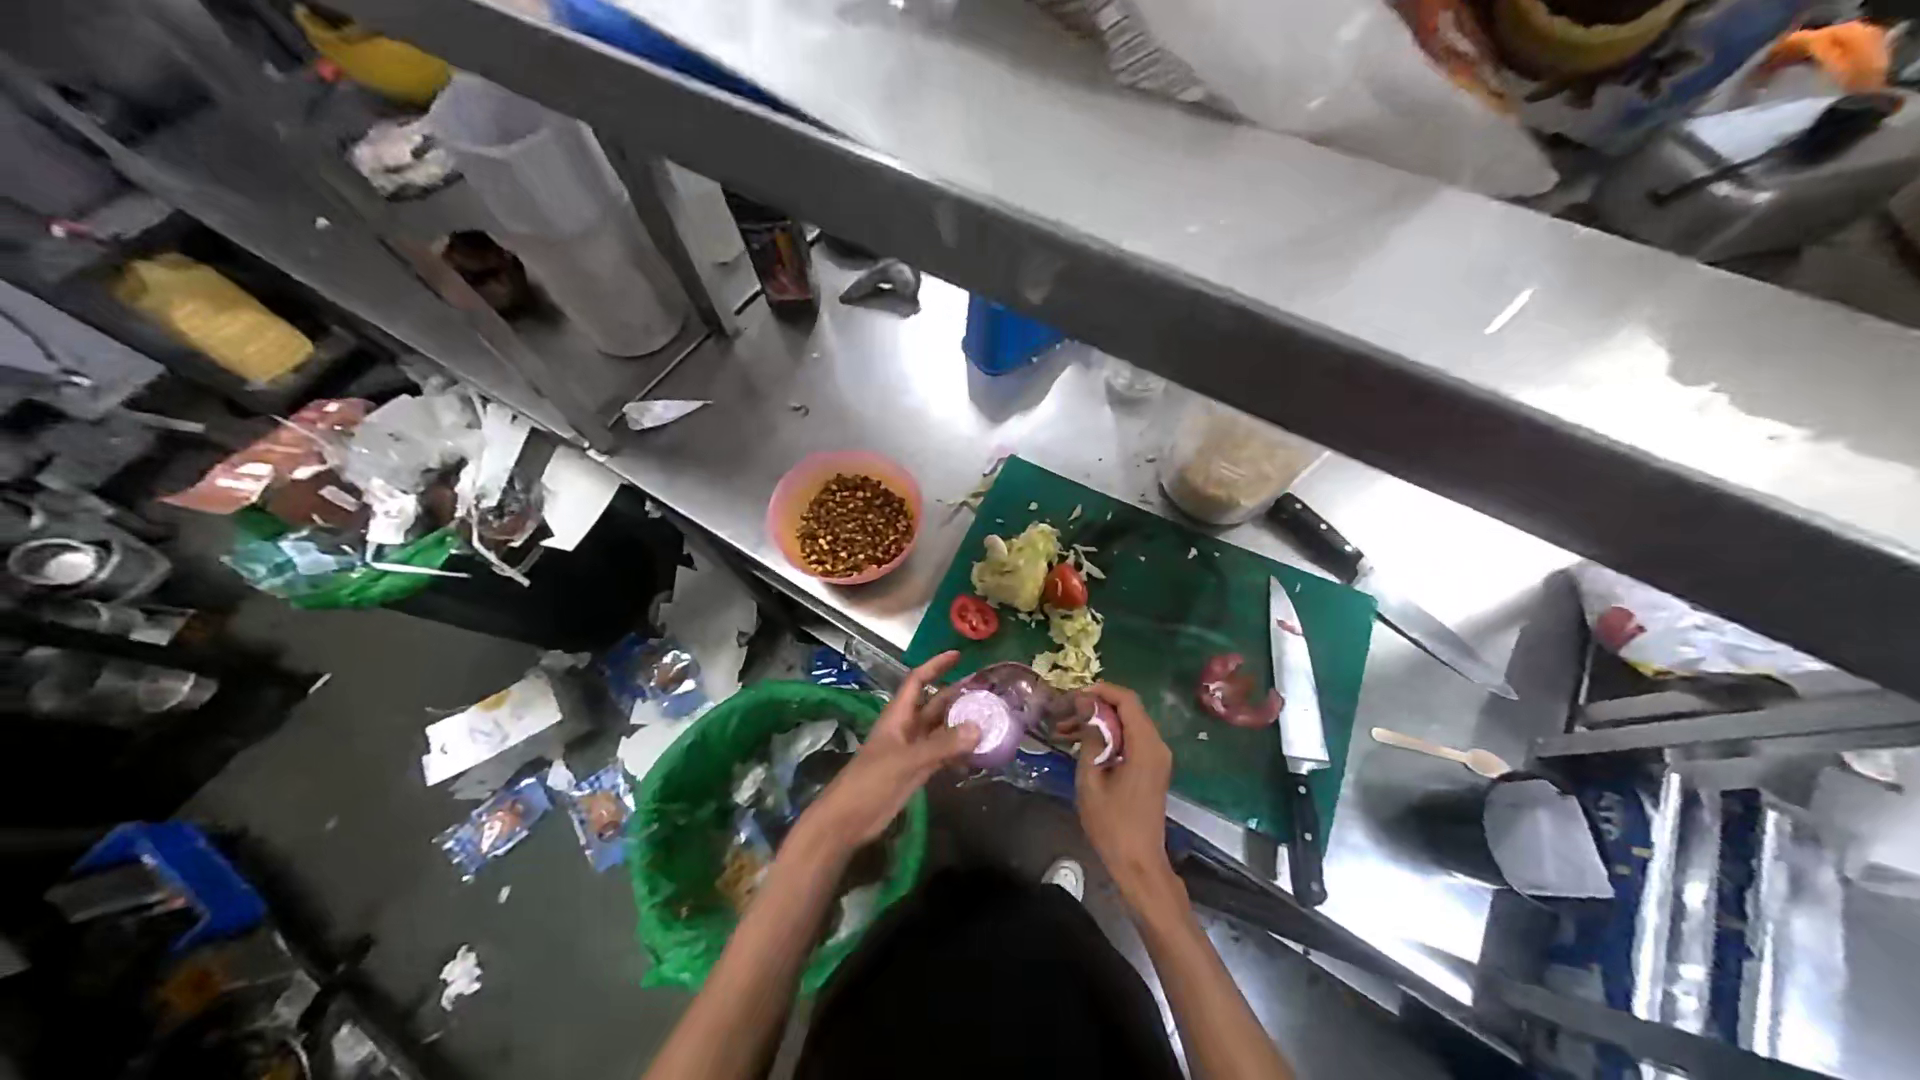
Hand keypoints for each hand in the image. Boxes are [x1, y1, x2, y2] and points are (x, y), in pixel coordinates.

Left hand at [794, 651, 976, 851]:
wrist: (848, 820)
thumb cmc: (870, 782)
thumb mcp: (906, 761)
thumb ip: (941, 745)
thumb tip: (977, 728)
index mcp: (898, 716)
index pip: (917, 681)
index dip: (935, 666)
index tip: (958, 656)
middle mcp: (906, 729)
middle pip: (934, 705)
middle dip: (957, 696)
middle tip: (987, 690)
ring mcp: (912, 751)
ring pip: (941, 730)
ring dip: (961, 724)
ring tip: (990, 717)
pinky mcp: (917, 772)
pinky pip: (942, 754)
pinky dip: (958, 752)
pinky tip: (978, 753)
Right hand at [1072, 683, 1177, 904]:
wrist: (1138, 862)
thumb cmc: (1111, 824)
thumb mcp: (1091, 778)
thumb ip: (1091, 736)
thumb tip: (1086, 703)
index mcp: (1145, 746)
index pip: (1127, 700)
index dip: (1100, 691)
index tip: (1072, 697)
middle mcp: (1157, 746)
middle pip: (1128, 710)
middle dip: (1095, 706)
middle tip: (1063, 714)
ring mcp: (1156, 758)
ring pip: (1127, 725)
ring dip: (1098, 723)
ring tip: (1063, 730)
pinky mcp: (1151, 768)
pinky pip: (1130, 741)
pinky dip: (1107, 737)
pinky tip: (1080, 745)